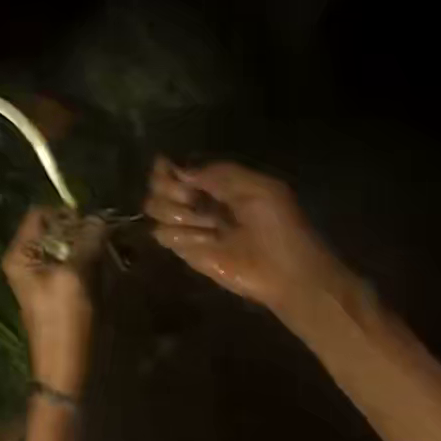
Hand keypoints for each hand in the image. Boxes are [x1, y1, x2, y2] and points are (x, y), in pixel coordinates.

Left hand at [1, 206, 105, 397]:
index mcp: (20, 253)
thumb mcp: (75, 275)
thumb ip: (86, 241)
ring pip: (66, 246)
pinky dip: (88, 262)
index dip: (65, 213)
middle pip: (54, 229)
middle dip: (81, 230)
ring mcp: (41, 274)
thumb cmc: (65, 319)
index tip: (92, 223)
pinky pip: (72, 263)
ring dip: (88, 247)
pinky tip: (105, 270)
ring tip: (110, 253)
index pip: (39, 214)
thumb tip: (98, 217)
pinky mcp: (56, 288)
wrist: (66, 367)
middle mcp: (26, 259)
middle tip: (107, 237)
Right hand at [144, 157, 360, 317]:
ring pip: (154, 206)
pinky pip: (161, 233)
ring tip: (207, 225)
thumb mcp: (260, 187)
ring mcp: (188, 224)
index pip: (177, 166)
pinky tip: (204, 242)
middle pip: (158, 184)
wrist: (286, 274)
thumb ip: (219, 172)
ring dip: (177, 213)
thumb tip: (177, 170)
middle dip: (170, 189)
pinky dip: (180, 235)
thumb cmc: (280, 228)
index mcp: (216, 181)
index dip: (168, 167)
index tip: (175, 173)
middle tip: (193, 200)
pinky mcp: (184, 249)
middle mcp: (196, 200)